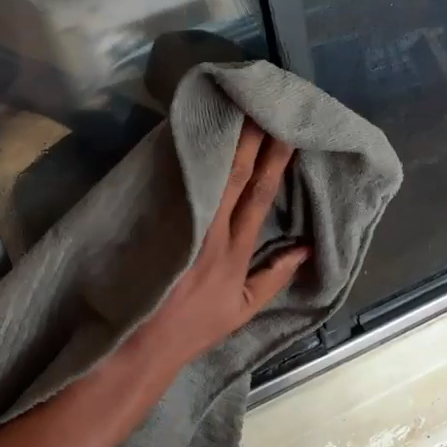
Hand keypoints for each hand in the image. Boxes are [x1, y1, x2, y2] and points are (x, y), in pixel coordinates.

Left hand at [135, 121, 309, 372]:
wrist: (141, 342)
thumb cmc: (195, 326)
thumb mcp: (243, 309)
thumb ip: (274, 276)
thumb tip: (304, 248)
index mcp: (235, 251)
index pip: (258, 197)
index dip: (273, 163)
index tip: (284, 133)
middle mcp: (210, 233)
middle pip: (233, 177)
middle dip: (248, 139)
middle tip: (257, 103)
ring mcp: (181, 227)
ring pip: (204, 176)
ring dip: (219, 142)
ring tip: (229, 110)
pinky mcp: (156, 226)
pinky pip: (175, 186)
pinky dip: (184, 159)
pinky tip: (190, 136)